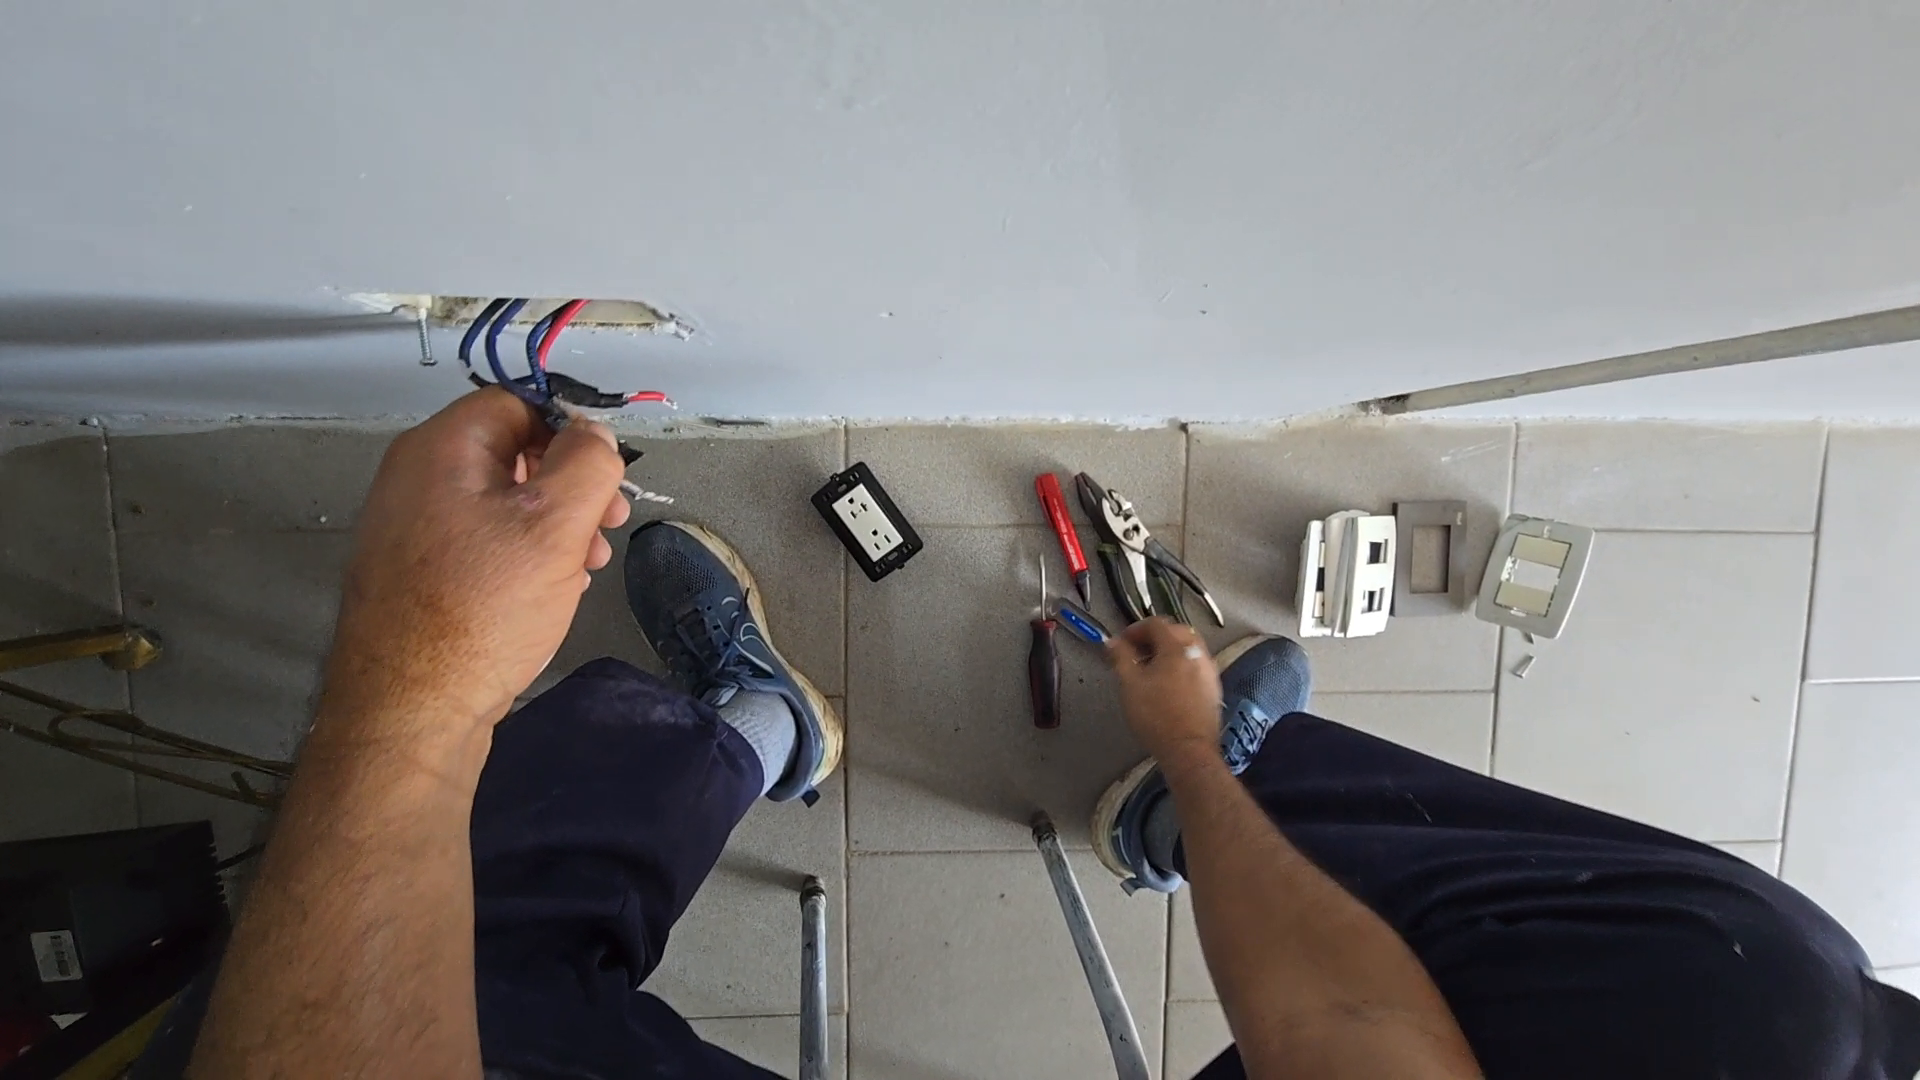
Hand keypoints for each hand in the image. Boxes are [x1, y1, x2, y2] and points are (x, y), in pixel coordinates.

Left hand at [318, 389, 629, 740]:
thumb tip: (595, 432)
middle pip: (515, 453)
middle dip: (573, 485)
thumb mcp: (556, 522)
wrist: (412, 708)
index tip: (606, 474)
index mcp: (441, 451)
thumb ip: (588, 463)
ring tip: (586, 564)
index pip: (516, 404)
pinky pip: (488, 540)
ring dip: (559, 524)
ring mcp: (416, 528)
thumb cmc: (487, 605)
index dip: (570, 429)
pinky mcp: (423, 571)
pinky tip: (554, 586)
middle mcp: (418, 479)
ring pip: (507, 501)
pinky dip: (529, 553)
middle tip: (608, 524)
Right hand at [1108, 618, 1223, 765]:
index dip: (1136, 629)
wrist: (1188, 750)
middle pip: (1176, 631)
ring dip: (1169, 650)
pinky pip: (1196, 665)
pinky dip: (1181, 665)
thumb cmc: (1156, 716)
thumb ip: (1120, 657)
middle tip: (1137, 651)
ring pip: (1189, 648)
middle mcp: (1197, 654)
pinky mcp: (1213, 689)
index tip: (1123, 642)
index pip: (1156, 623)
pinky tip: (1168, 683)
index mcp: (1176, 648)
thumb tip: (1114, 642)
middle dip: (1154, 637)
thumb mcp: (1129, 684)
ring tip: (1151, 668)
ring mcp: (1209, 672)